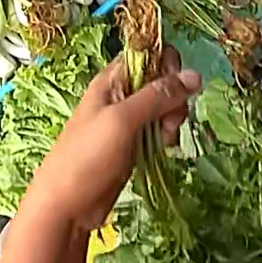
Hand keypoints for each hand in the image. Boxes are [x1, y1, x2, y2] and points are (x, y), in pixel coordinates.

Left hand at [18, 49, 200, 237]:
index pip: (150, 54)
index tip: (174, 88)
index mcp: (112, 80)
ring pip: (166, 104)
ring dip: (173, 118)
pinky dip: (168, 134)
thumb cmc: (86, 158)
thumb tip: (195, 75)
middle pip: (163, 79)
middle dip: (175, 97)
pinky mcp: (135, 140)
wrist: (65, 208)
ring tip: (166, 139)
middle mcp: (122, 94)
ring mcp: (129, 118)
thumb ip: (159, 95)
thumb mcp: (123, 120)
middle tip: (169, 120)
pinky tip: (165, 147)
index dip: (168, 65)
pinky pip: (161, 126)